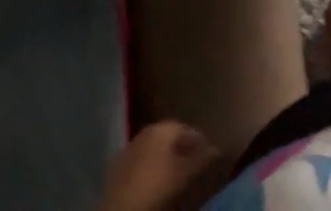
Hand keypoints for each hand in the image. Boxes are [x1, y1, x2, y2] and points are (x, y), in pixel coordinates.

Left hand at [102, 121, 219, 210]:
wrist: (123, 210)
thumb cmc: (159, 185)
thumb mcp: (187, 173)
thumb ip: (203, 158)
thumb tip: (217, 148)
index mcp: (160, 129)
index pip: (185, 128)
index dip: (198, 140)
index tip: (207, 152)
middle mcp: (142, 133)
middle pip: (166, 137)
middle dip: (180, 148)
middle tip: (192, 162)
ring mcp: (126, 151)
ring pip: (151, 150)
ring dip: (163, 159)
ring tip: (174, 174)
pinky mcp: (114, 170)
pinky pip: (138, 164)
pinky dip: (148, 169)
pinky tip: (153, 182)